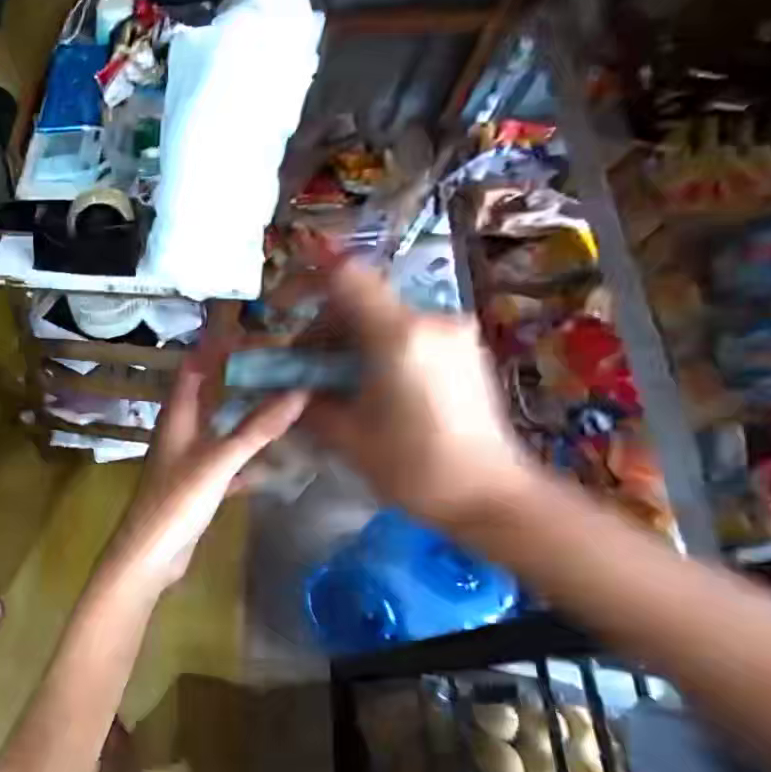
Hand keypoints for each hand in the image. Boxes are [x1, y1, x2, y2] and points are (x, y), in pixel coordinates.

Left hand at [106, 332, 309, 586]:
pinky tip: (279, 455)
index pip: (195, 367)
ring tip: (290, 400)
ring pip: (222, 427)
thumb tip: (299, 391)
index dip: (219, 347)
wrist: (150, 555)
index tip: (257, 332)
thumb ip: (257, 428)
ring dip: (249, 415)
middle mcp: (180, 431)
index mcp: (176, 416)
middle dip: (241, 378)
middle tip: (285, 364)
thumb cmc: (177, 502)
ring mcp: (189, 459)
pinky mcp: (199, 485)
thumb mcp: (219, 461)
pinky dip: (250, 454)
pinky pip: (228, 459)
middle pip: (210, 394)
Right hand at [299, 259, 539, 528]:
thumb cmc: (411, 467)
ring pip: (381, 319)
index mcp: (398, 335)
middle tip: (302, 372)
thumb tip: (281, 386)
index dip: (306, 284)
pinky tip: (367, 389)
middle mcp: (430, 321)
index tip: (282, 310)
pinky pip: (405, 335)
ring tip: (332, 387)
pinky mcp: (462, 351)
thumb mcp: (344, 435)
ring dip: (347, 344)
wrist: (489, 494)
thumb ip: (306, 400)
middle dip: (321, 331)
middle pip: (359, 301)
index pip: (345, 277)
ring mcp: (452, 334)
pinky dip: (374, 351)